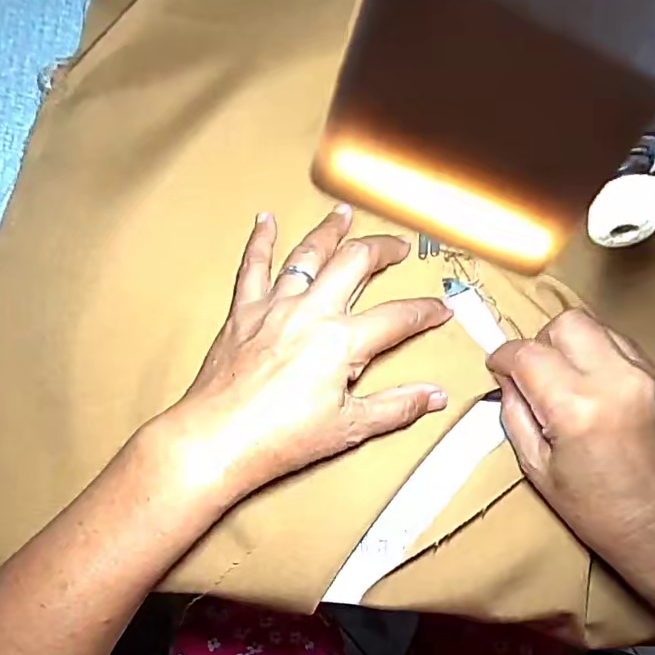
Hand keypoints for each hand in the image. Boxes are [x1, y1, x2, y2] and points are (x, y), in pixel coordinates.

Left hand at [152, 206, 451, 505]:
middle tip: (396, 248)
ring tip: (342, 215)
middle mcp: (309, 313)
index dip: (425, 311)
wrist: (217, 439)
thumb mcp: (347, 428)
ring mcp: (273, 308)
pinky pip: (253, 267)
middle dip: (382, 250)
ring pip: (307, 254)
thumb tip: (430, 397)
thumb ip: (395, 407)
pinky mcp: (242, 314)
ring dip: (329, 232)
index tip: (437, 310)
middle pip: (355, 263)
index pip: (398, 317)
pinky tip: (264, 223)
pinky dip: (260, 242)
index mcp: (341, 341)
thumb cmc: (275, 438)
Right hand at [486, 307, 654, 583]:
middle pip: (565, 323)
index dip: (503, 358)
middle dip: (539, 343)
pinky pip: (619, 345)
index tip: (496, 371)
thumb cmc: (597, 511)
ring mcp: (648, 374)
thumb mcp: (536, 469)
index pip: (527, 354)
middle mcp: (617, 380)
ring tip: (563, 382)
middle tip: (532, 375)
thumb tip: (508, 381)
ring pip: (595, 326)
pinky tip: (591, 390)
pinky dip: (595, 356)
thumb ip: (516, 415)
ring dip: (569, 347)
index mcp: (578, 409)